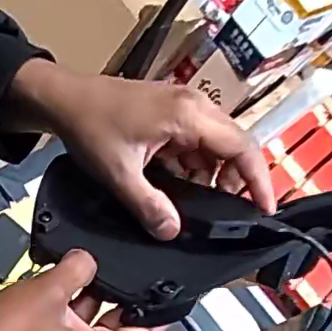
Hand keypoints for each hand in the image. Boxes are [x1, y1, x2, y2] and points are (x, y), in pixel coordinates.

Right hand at [0, 249, 161, 330]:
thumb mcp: (51, 291)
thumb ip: (78, 269)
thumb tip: (87, 259)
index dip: (162, 316)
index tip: (177, 296)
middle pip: (118, 322)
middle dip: (125, 294)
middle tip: (139, 264)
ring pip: (91, 315)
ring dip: (94, 290)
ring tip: (101, 259)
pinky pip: (68, 314)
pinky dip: (71, 295)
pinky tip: (70, 269)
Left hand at [4, 59, 275, 239]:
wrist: (66, 99)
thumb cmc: (91, 125)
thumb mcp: (119, 174)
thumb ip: (148, 206)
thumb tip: (173, 231)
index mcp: (189, 115)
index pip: (242, 147)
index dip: (259, 181)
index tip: (264, 210)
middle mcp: (195, 106)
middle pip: (234, 147)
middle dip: (235, 184)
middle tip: (225, 217)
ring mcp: (184, 109)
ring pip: (215, 149)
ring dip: (211, 178)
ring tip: (197, 207)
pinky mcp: (172, 115)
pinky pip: (196, 146)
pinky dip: (194, 170)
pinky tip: (178, 189)